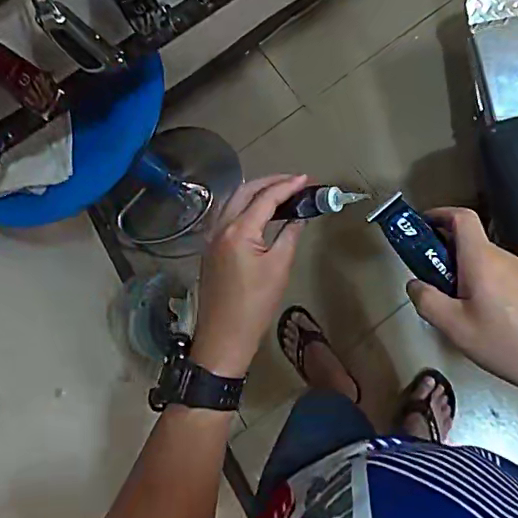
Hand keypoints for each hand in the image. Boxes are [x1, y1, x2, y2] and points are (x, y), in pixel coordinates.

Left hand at [192, 174, 309, 377]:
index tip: (306, 179)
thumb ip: (290, 235)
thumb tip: (299, 218)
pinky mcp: (211, 248)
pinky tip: (260, 211)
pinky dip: (245, 205)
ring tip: (280, 191)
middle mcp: (220, 228)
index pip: (265, 198)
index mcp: (238, 231)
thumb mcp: (279, 268)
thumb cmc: (255, 304)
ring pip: (233, 201)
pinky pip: (227, 215)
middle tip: (294, 181)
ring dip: (256, 191)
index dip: (288, 186)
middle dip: (270, 182)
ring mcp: (212, 238)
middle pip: (245, 192)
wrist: (224, 337)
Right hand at [408, 207, 517, 412]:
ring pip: (483, 263)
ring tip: (455, 312)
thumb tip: (414, 284)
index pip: (460, 216)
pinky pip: (499, 279)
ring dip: (462, 275)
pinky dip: (482, 288)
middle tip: (429, 282)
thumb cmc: (510, 343)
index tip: (420, 228)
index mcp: (481, 257)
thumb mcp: (456, 328)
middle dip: (444, 255)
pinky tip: (483, 324)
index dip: (438, 214)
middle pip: (469, 241)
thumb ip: (427, 301)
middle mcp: (503, 258)